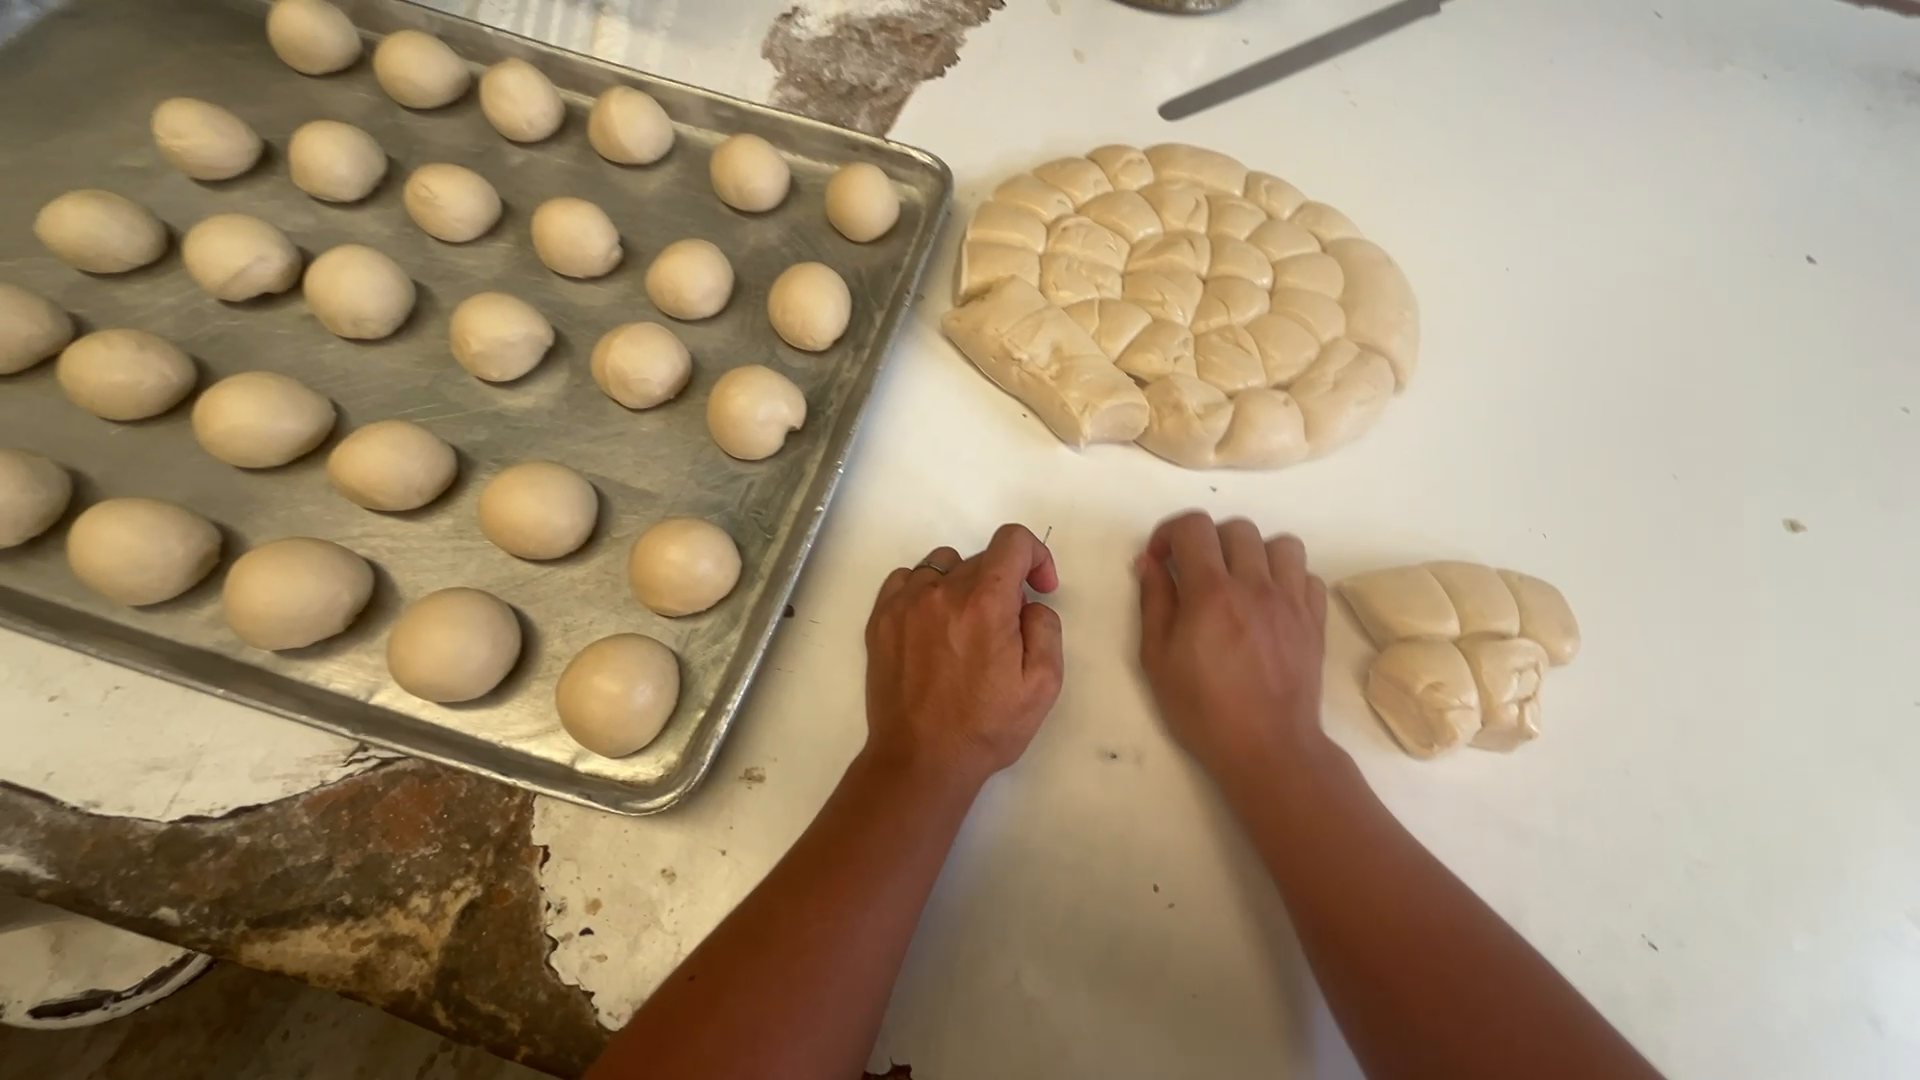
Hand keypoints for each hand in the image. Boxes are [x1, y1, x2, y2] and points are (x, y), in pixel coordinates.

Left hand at [864, 524, 1065, 783]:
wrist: (920, 759)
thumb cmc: (986, 727)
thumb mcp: (1042, 684)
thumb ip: (1045, 627)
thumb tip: (1028, 603)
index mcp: (984, 603)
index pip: (1012, 540)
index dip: (1035, 555)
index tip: (1039, 588)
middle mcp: (941, 591)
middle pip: (981, 558)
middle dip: (1003, 584)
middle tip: (1004, 630)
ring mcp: (905, 603)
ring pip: (943, 565)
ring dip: (963, 584)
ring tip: (966, 626)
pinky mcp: (881, 619)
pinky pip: (907, 580)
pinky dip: (925, 591)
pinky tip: (933, 624)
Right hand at [1136, 511, 1328, 783]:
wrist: (1267, 748)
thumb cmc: (1202, 709)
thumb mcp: (1157, 659)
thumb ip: (1154, 603)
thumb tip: (1149, 563)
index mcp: (1210, 593)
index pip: (1193, 528)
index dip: (1169, 533)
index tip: (1160, 560)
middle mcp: (1255, 586)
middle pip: (1237, 528)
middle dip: (1208, 541)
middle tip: (1195, 572)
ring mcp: (1291, 602)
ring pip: (1281, 544)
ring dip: (1254, 553)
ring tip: (1239, 581)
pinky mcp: (1314, 621)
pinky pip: (1308, 576)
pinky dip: (1287, 579)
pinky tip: (1269, 603)